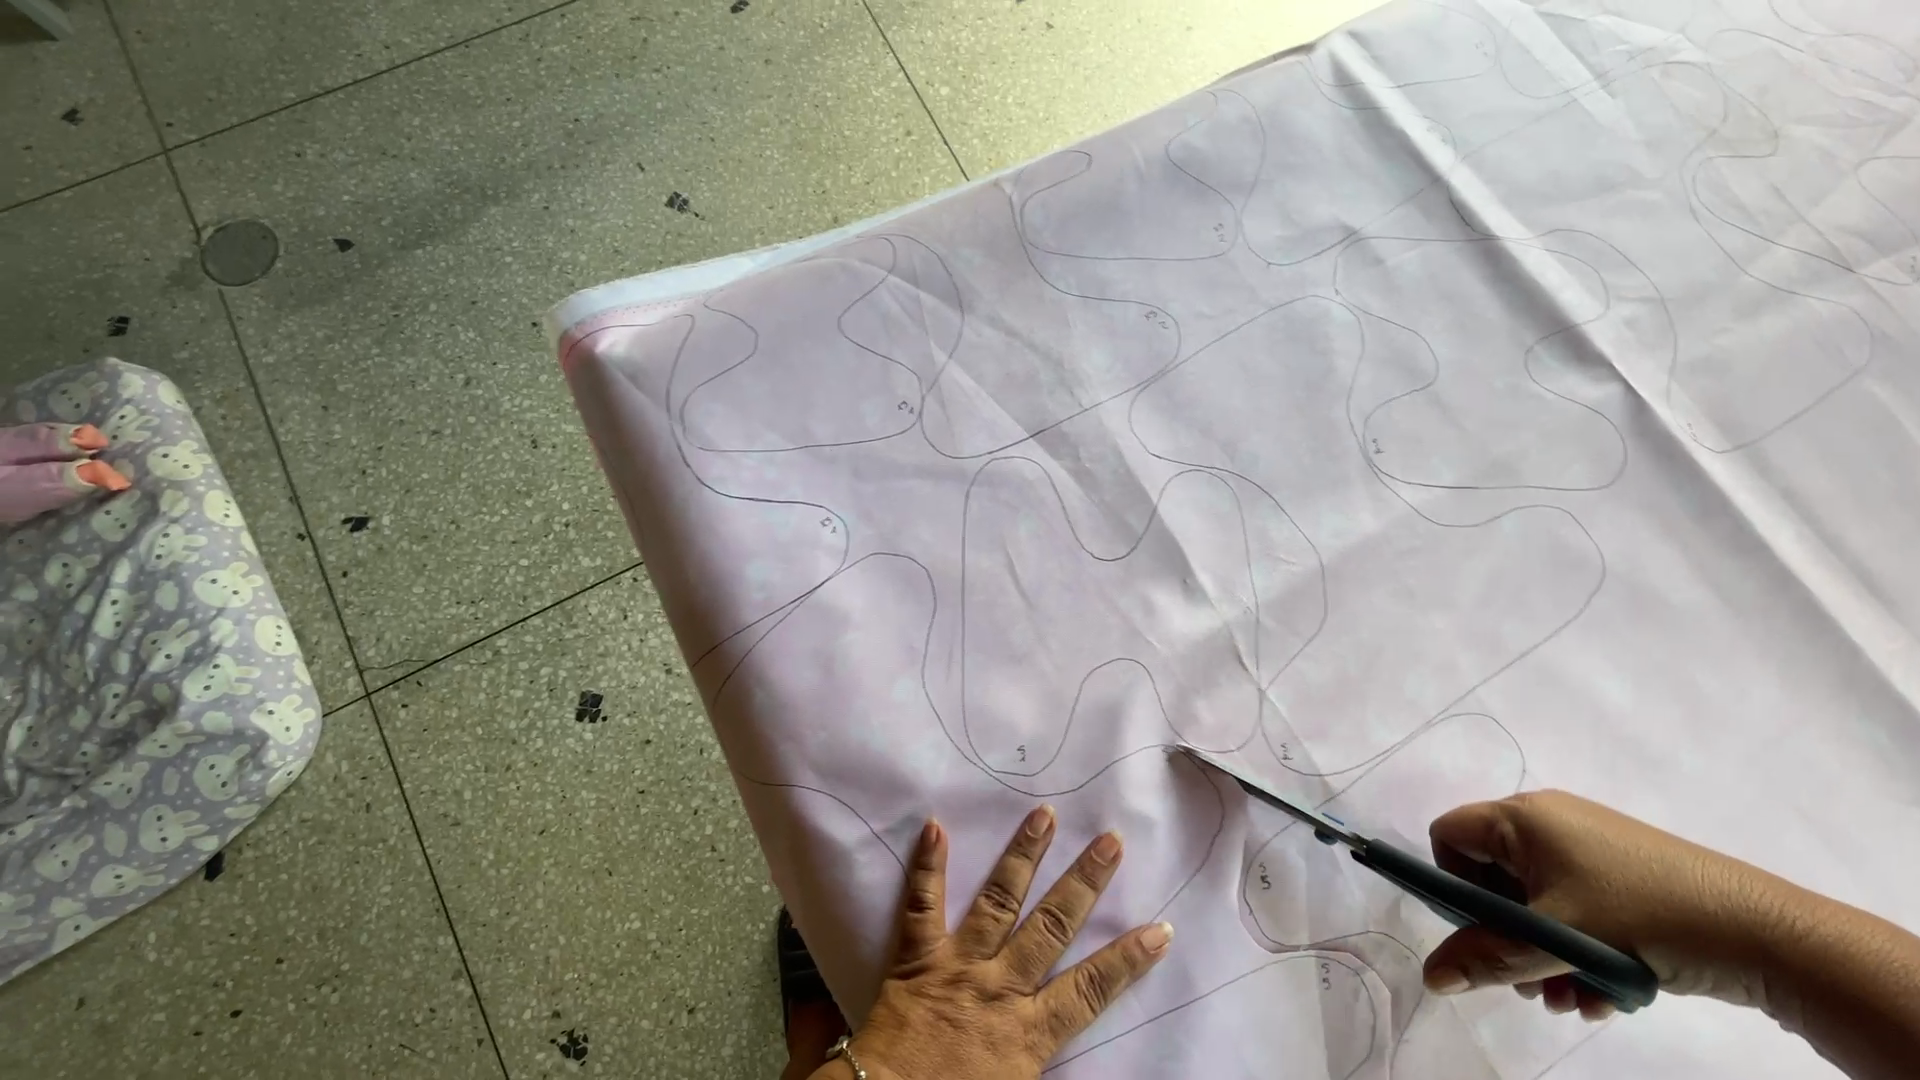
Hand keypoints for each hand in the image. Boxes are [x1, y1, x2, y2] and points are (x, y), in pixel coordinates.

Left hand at [832, 807, 1173, 1079]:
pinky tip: (936, 826)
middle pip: (1052, 926)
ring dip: (1024, 856)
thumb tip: (1075, 1018)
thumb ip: (1046, 1050)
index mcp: (1029, 1031)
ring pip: (998, 901)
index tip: (1159, 928)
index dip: (1128, 960)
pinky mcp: (917, 956)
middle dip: (1084, 883)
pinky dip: (928, 866)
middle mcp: (999, 987)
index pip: (1090, 989)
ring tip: (1045, 815)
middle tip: (1110, 841)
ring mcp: (958, 965)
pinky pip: (922, 905)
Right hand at [1421, 790, 1791, 1019]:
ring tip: (1571, 998)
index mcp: (1522, 817)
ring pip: (1534, 900)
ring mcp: (1586, 847)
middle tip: (1528, 982)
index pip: (1450, 836)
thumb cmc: (1646, 916)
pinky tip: (1602, 992)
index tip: (1485, 932)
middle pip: (1492, 875)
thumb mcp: (1557, 940)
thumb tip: (1430, 977)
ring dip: (1542, 953)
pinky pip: (1571, 906)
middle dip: (1505, 935)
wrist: (1771, 934)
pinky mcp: (1620, 874)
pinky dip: (1576, 948)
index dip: (1454, 884)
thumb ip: (1488, 957)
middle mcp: (1547, 821)